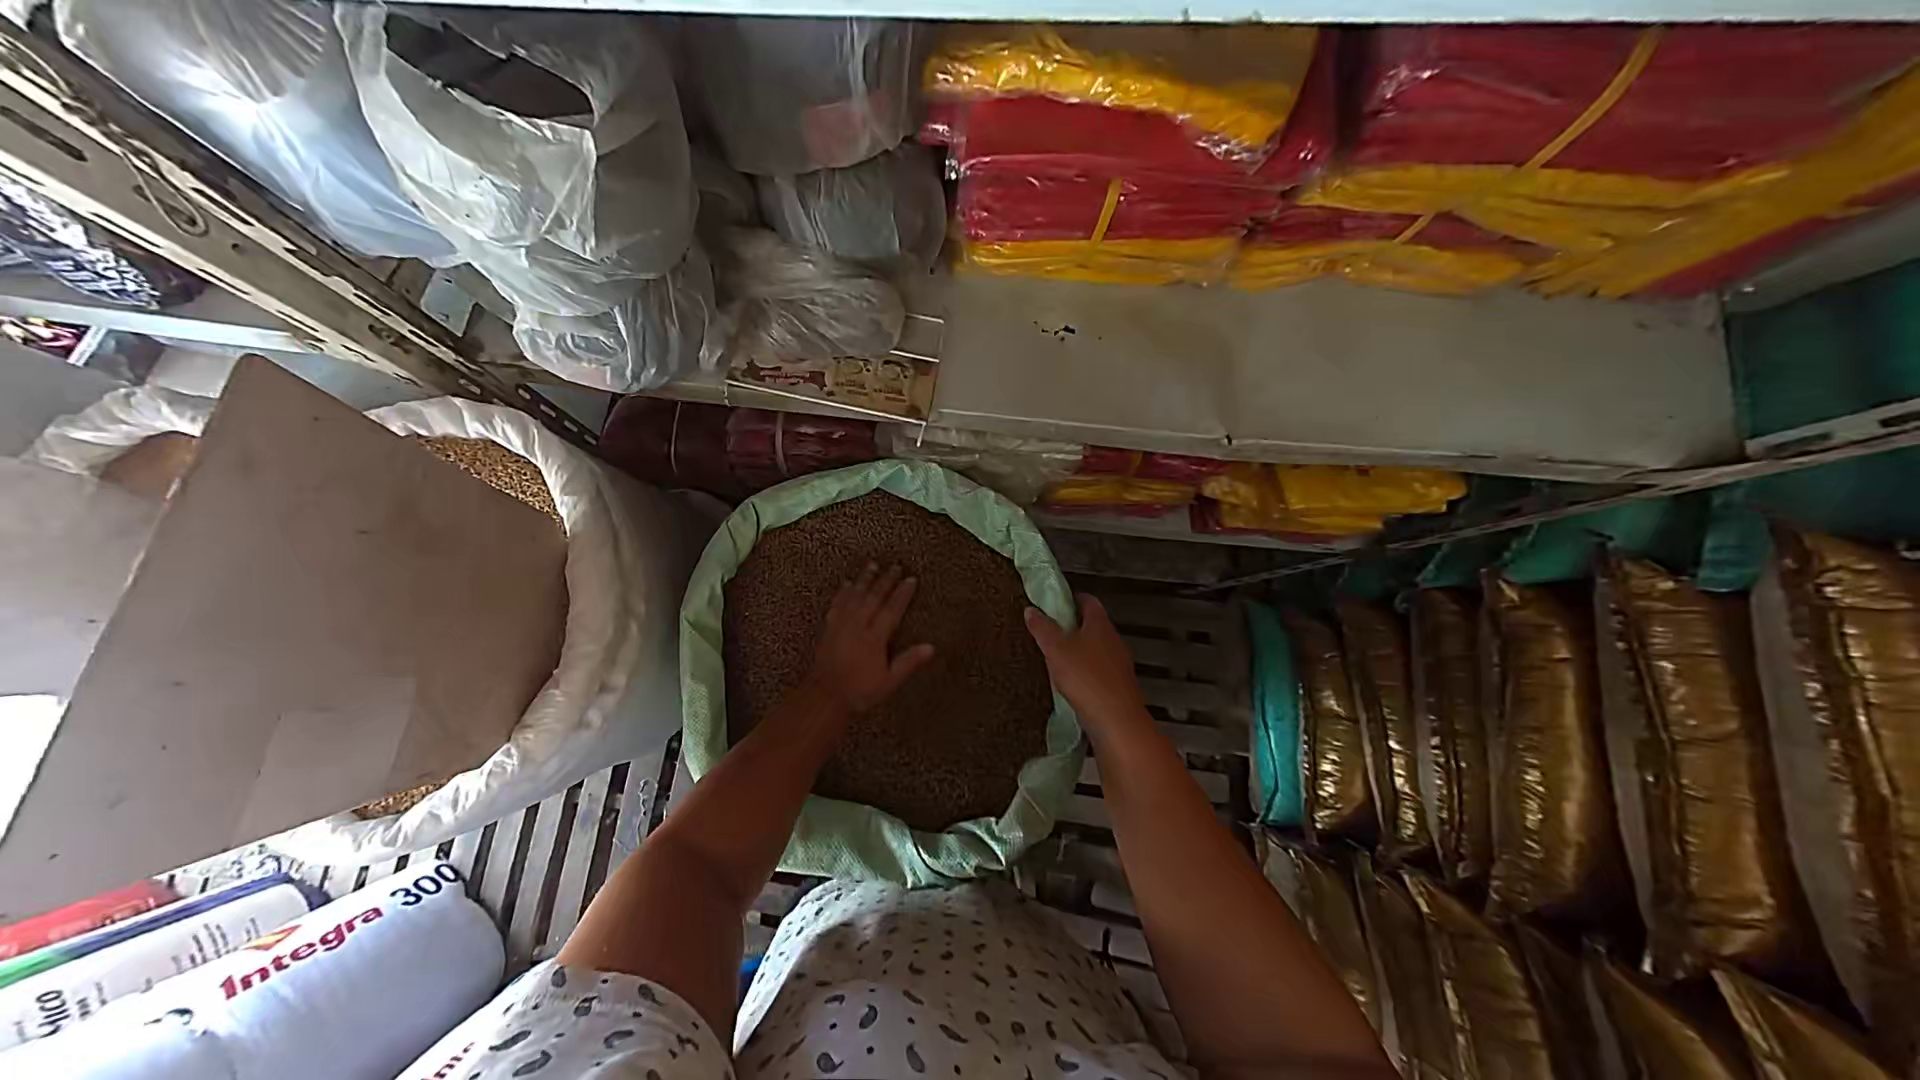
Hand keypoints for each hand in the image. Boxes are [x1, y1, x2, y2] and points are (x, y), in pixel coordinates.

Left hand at [805, 563, 935, 713]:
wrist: (825, 695)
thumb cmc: (858, 691)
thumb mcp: (889, 681)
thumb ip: (908, 662)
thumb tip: (930, 648)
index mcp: (875, 638)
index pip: (892, 609)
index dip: (902, 593)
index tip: (910, 579)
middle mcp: (858, 627)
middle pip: (874, 597)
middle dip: (885, 580)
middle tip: (895, 566)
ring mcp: (842, 626)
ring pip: (855, 596)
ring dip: (864, 579)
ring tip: (872, 565)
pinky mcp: (829, 629)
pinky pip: (837, 604)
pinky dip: (842, 592)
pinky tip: (846, 584)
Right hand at [1025, 595, 1148, 734]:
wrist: (1116, 719)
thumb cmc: (1086, 678)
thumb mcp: (1055, 649)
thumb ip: (1042, 628)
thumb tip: (1031, 611)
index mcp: (1099, 623)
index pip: (1087, 600)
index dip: (1071, 599)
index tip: (1056, 603)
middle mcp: (1114, 639)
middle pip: (1093, 624)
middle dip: (1074, 626)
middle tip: (1052, 631)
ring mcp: (1119, 663)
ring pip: (1098, 648)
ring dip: (1081, 650)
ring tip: (1059, 658)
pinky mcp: (1119, 685)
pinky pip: (1101, 670)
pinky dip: (1087, 671)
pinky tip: (1073, 683)